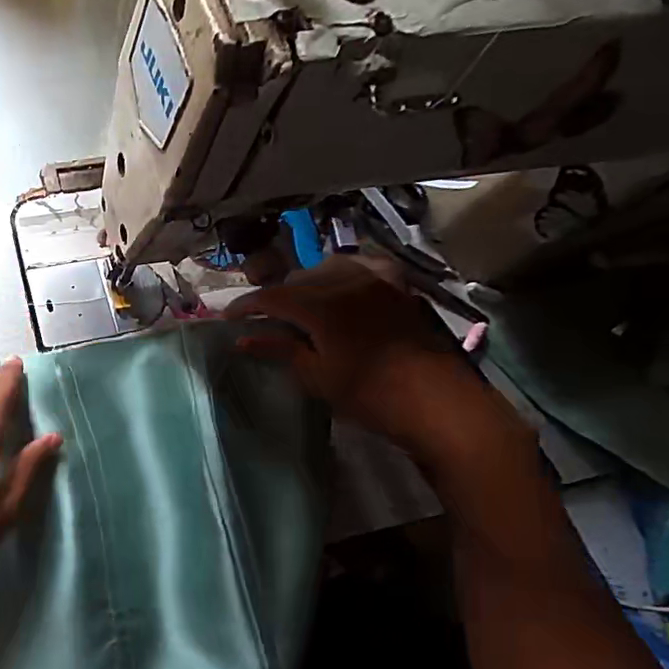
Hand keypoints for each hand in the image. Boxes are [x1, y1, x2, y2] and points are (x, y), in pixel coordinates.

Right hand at [226, 256, 530, 471]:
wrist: (438, 403)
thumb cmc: (370, 395)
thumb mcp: (318, 377)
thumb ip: (280, 351)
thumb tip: (243, 339)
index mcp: (322, 305)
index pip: (272, 296)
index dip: (247, 305)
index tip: (229, 318)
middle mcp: (348, 282)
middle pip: (300, 278)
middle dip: (277, 295)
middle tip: (265, 319)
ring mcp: (379, 281)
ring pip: (331, 266)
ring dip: (310, 281)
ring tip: (303, 303)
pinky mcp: (401, 288)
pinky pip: (367, 265)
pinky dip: (347, 272)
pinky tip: (346, 284)